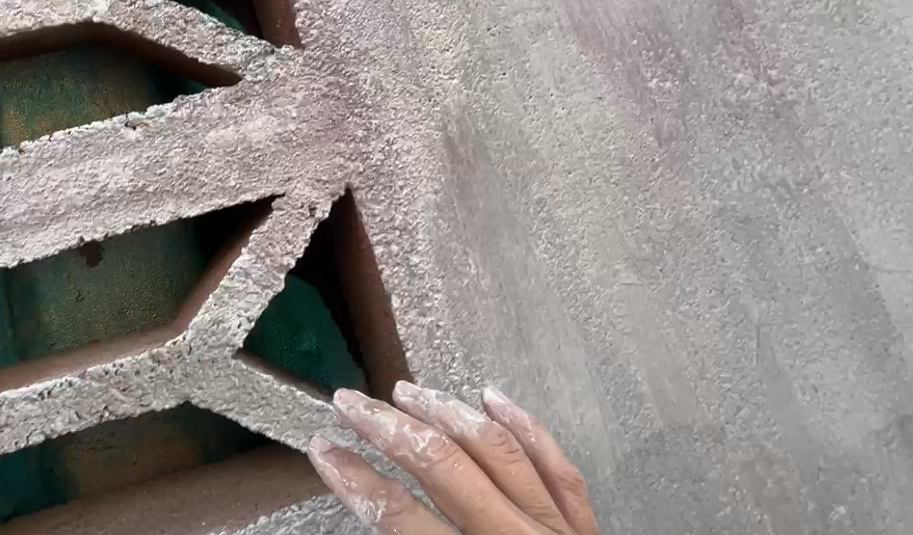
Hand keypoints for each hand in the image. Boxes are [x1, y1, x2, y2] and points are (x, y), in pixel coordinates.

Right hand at [308, 385, 598, 534]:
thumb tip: (373, 508)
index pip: (401, 518)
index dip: (356, 480)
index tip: (323, 447)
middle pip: (444, 468)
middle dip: (387, 428)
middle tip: (349, 400)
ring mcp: (558, 533)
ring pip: (497, 451)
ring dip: (445, 413)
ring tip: (405, 391)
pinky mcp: (589, 530)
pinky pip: (557, 468)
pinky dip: (524, 426)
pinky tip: (491, 397)